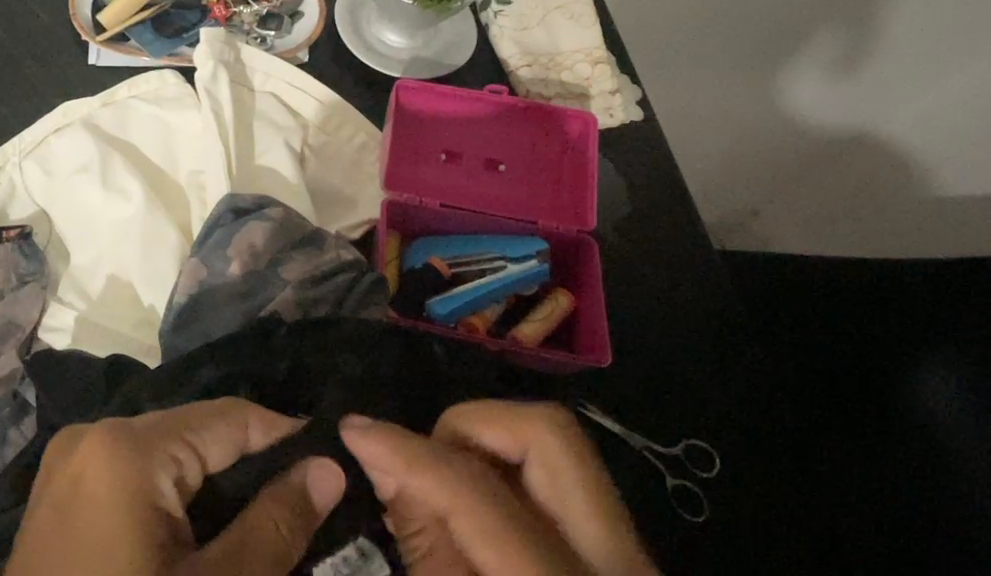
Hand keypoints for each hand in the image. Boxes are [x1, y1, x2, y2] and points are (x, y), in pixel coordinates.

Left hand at [7, 397, 346, 575]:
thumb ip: (274, 525)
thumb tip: (328, 467)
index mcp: (127, 447)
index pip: (228, 418)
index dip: (285, 436)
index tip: (334, 462)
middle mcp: (93, 435)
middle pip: (193, 433)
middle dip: (249, 465)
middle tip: (304, 500)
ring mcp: (69, 463)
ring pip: (164, 454)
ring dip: (212, 484)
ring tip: (262, 517)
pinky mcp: (58, 494)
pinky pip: (131, 475)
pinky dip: (171, 497)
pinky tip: (200, 534)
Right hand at [340, 401, 657, 575]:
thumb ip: (425, 547)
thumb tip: (384, 461)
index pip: (477, 492)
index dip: (406, 451)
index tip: (353, 430)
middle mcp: (622, 571)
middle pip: (549, 436)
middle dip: (470, 427)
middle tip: (422, 460)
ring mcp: (637, 567)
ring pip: (562, 452)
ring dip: (490, 449)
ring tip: (442, 489)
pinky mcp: (629, 566)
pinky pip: (563, 489)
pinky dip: (509, 480)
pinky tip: (473, 519)